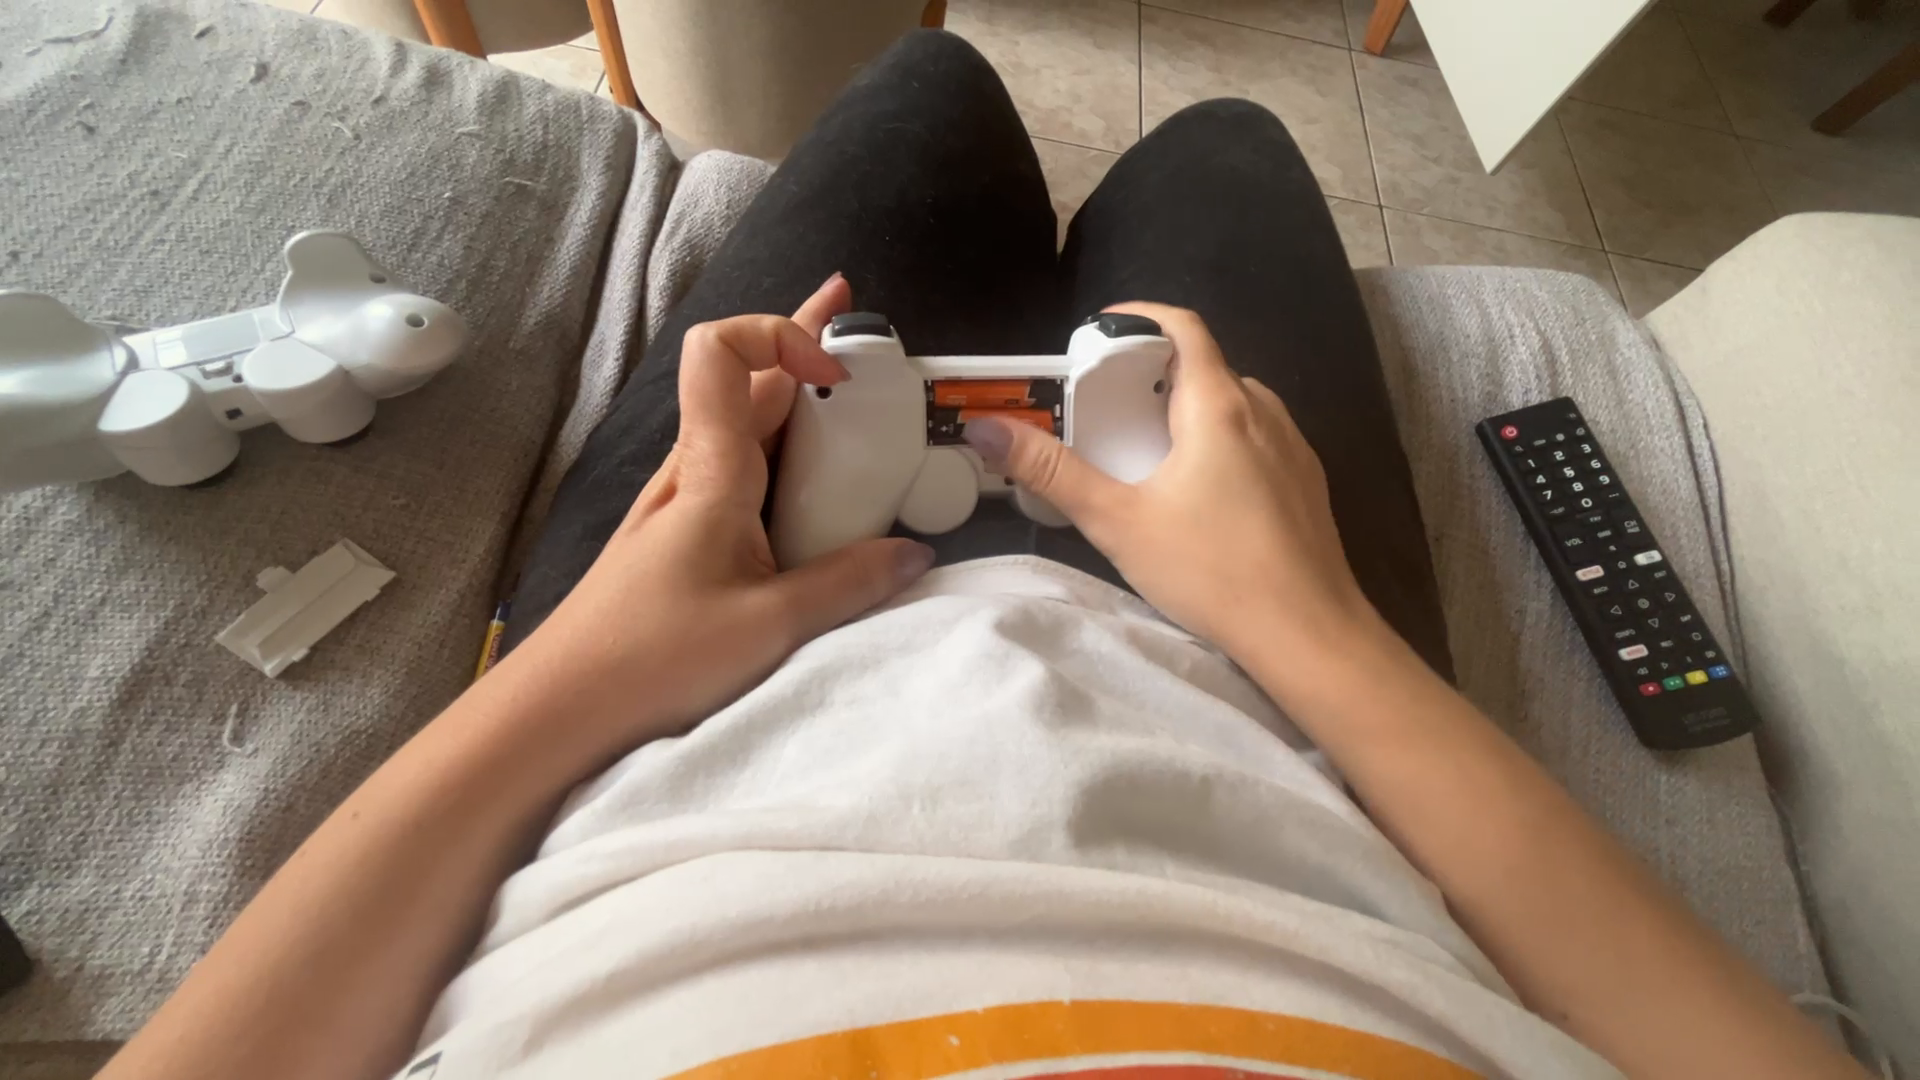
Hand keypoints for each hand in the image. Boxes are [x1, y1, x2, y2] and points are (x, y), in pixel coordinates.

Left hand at [498, 276, 934, 750]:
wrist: (561, 707)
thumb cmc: (656, 657)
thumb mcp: (771, 624)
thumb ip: (850, 582)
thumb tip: (915, 553)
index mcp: (711, 471)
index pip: (723, 352)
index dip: (781, 333)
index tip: (837, 371)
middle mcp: (694, 470)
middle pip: (745, 377)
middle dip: (801, 339)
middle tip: (859, 327)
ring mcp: (686, 501)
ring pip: (745, 424)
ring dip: (794, 396)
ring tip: (849, 396)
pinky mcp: (687, 534)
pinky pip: (743, 469)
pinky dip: (785, 452)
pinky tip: (814, 481)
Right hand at [963, 302, 1381, 664]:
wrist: (1307, 633)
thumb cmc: (1208, 570)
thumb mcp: (1116, 522)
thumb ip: (1051, 472)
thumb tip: (988, 429)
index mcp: (1218, 407)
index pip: (1185, 328)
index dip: (1142, 317)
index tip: (1103, 332)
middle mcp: (1264, 411)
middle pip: (1206, 366)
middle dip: (1155, 372)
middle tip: (1111, 406)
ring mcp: (1294, 446)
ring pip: (1236, 403)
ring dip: (1191, 406)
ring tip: (1152, 446)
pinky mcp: (1308, 482)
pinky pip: (1259, 436)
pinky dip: (1222, 438)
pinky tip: (1203, 489)